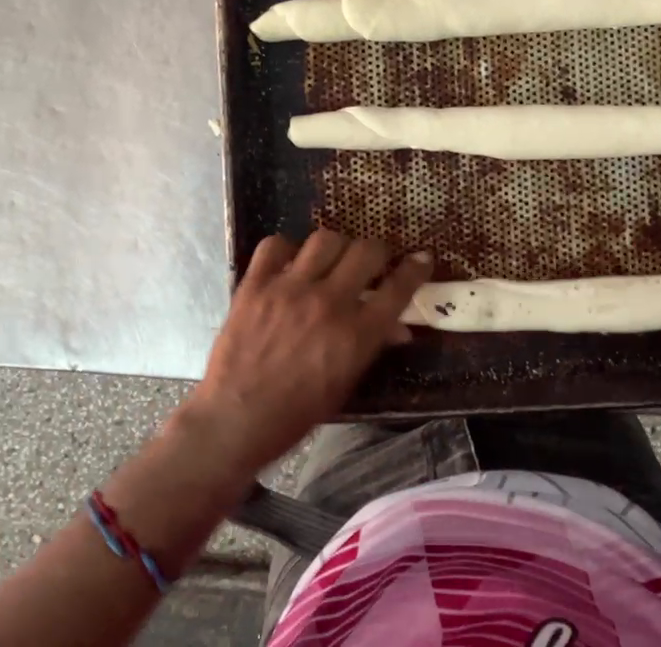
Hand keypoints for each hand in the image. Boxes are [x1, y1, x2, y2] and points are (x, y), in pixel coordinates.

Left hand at [180, 231, 430, 474]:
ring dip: (336, 248)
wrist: (237, 420)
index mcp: (357, 334)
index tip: (422, 258)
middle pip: (367, 251)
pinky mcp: (255, 285)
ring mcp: (289, 290)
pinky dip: (286, 249)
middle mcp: (328, 303)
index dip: (416, 268)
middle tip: (373, 262)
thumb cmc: (298, 412)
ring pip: (326, 239)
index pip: (399, 287)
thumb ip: (371, 347)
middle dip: (378, 253)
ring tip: (331, 261)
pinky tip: (290, 264)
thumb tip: (398, 328)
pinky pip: (275, 245)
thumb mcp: (346, 383)